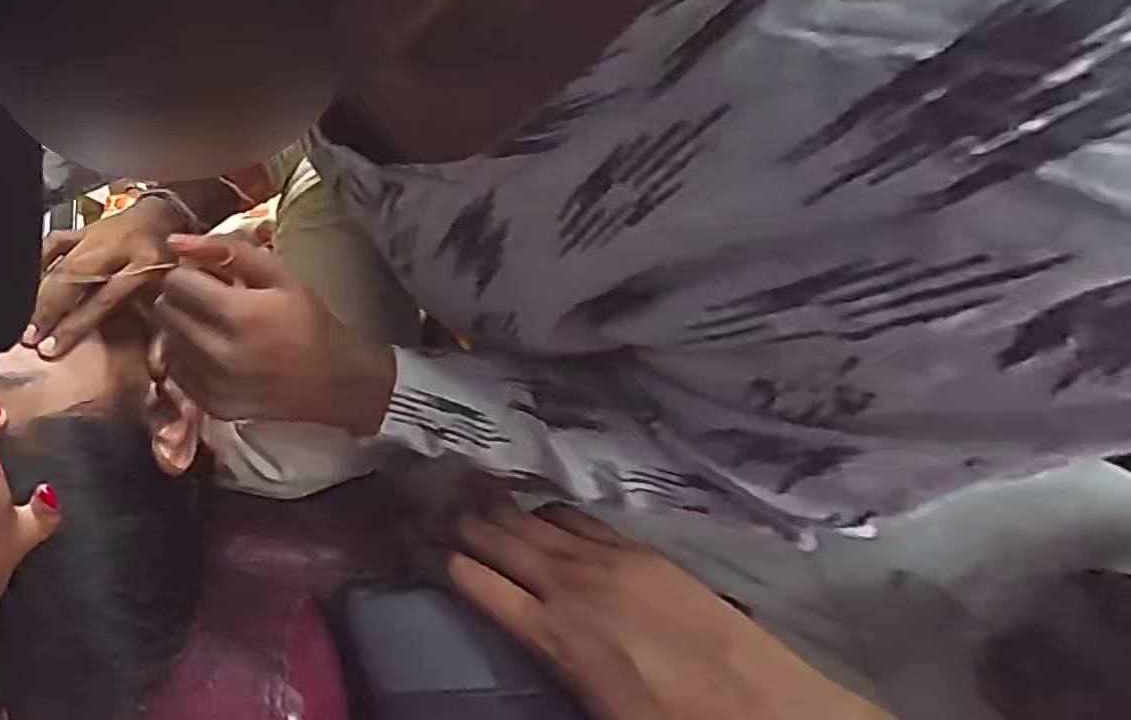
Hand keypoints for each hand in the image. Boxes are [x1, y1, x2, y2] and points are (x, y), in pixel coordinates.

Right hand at [26, 196, 185, 356]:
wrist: (165, 216)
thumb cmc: (168, 261)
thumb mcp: (172, 293)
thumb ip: (162, 331)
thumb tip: (155, 372)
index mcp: (148, 264)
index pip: (105, 298)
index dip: (76, 324)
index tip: (51, 348)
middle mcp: (121, 246)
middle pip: (77, 277)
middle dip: (49, 309)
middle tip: (28, 338)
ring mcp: (99, 234)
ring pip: (63, 261)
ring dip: (39, 291)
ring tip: (21, 319)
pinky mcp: (83, 228)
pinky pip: (55, 242)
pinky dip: (38, 263)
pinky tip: (25, 284)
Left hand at [154, 233, 396, 434]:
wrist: (336, 383)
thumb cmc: (308, 320)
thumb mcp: (278, 273)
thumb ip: (226, 251)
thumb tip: (174, 242)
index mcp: (237, 314)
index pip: (176, 283)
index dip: (190, 273)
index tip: (211, 277)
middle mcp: (218, 353)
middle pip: (165, 311)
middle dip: (182, 298)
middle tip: (211, 299)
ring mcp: (212, 385)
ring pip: (166, 341)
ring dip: (182, 327)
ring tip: (213, 325)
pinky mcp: (211, 406)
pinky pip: (176, 371)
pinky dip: (187, 356)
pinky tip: (214, 351)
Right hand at [446, 498, 894, 719]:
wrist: (777, 718)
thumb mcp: (598, 712)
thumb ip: (548, 662)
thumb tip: (517, 630)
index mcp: (554, 635)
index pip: (473, 581)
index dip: (439, 559)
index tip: (417, 546)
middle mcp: (565, 585)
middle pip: (491, 537)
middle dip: (455, 523)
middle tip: (428, 509)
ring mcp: (600, 559)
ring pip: (525, 518)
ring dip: (492, 509)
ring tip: (468, 496)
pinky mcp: (633, 549)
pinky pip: (571, 516)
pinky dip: (544, 512)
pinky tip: (537, 513)